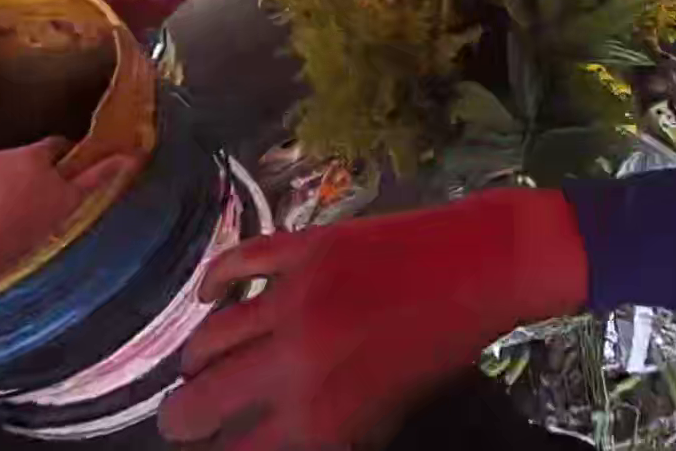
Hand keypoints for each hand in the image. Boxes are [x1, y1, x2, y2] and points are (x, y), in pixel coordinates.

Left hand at [0, 137, 136, 297]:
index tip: (64, 182)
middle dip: (22, 179)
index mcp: (27, 156)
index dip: (63, 162)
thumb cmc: (15, 234)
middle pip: (14, 164)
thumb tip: (131, 155)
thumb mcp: (68, 206)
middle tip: (30, 209)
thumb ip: (98, 177)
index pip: (55, 146)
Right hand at [160, 187, 587, 449]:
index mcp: (318, 419)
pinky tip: (214, 294)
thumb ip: (321, 432)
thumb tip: (271, 436)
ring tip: (212, 356)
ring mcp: (299, 297)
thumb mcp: (385, 414)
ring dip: (200, 356)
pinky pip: (238, 260)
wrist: (487, 262)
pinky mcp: (313, 245)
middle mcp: (295, 363)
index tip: (219, 442)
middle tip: (201, 408)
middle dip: (188, 415)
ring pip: (206, 339)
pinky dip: (216, 279)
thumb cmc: (448, 342)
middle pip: (193, 407)